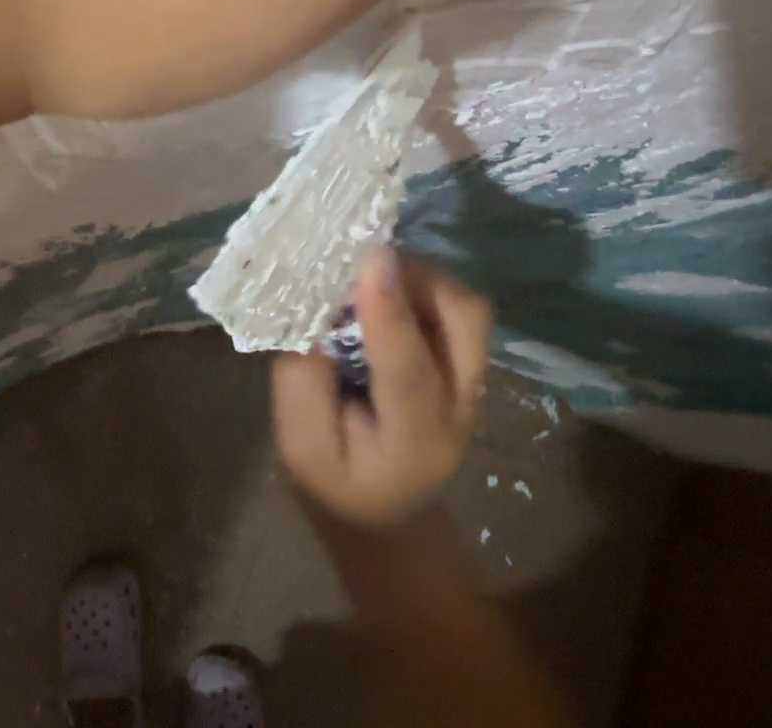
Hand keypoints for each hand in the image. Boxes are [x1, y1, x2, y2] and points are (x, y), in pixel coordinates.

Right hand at [271, 249, 493, 526]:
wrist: (383, 512)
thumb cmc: (333, 482)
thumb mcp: (299, 445)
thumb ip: (302, 379)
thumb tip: (308, 305)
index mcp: (416, 441)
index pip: (409, 372)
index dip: (389, 314)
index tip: (370, 259)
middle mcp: (460, 406)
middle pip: (464, 323)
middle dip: (415, 279)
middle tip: (358, 264)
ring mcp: (472, 381)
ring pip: (464, 306)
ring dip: (417, 278)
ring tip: (366, 275)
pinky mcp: (465, 362)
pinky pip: (452, 307)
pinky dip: (417, 285)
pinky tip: (378, 290)